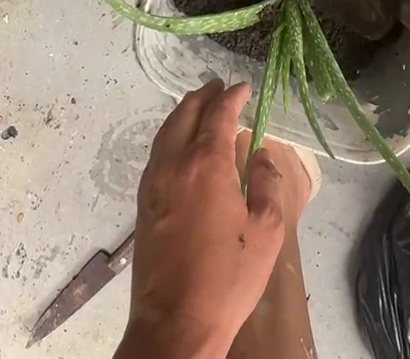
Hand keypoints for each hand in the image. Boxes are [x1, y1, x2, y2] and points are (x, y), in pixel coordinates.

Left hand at [118, 80, 292, 358]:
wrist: (175, 322)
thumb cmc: (227, 278)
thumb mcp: (267, 230)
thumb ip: (267, 183)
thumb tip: (260, 152)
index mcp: (206, 164)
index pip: (218, 115)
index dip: (232, 96)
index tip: (244, 88)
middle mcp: (174, 164)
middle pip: (185, 114)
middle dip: (203, 96)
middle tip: (219, 87)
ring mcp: (153, 182)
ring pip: (166, 131)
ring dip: (184, 112)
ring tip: (200, 106)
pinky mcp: (143, 202)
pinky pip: (157, 152)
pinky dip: (171, 134)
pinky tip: (182, 144)